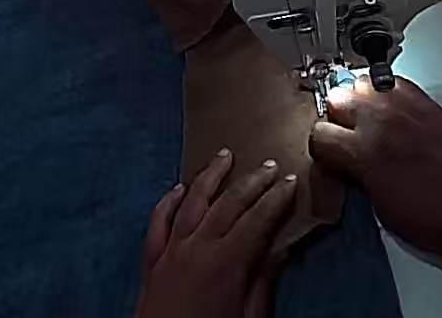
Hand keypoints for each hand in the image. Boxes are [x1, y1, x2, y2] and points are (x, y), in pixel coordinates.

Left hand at [135, 149, 299, 317]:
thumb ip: (262, 286)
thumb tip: (280, 252)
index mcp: (226, 263)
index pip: (257, 219)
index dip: (275, 199)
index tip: (289, 181)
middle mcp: (197, 247)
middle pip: (229, 202)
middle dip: (252, 181)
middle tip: (269, 165)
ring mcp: (171, 252)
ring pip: (193, 200)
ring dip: (211, 175)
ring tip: (225, 155)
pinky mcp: (152, 263)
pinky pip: (158, 222)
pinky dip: (169, 201)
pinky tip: (178, 188)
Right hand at [308, 76, 441, 268]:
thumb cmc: (440, 218)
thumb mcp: (382, 209)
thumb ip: (356, 175)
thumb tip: (347, 162)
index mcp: (364, 152)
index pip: (319, 133)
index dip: (321, 147)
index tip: (328, 154)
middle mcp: (379, 119)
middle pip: (335, 98)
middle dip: (336, 118)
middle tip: (346, 136)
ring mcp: (400, 104)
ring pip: (358, 81)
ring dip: (357, 100)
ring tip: (366, 120)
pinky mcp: (420, 98)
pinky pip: (388, 80)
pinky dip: (383, 92)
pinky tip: (388, 111)